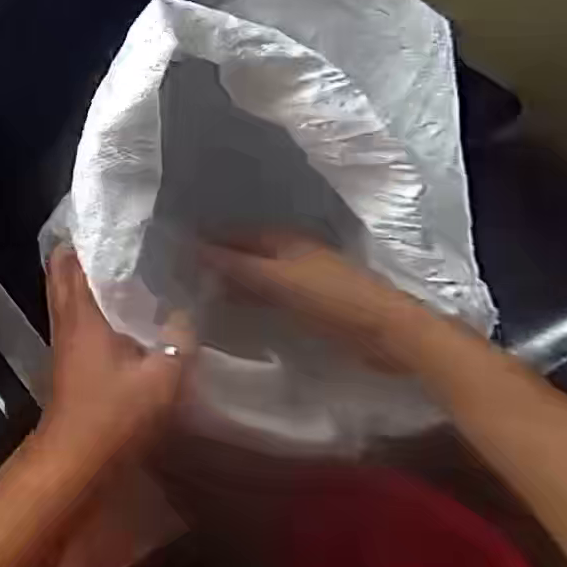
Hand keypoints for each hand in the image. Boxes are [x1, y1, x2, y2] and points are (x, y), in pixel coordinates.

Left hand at [38, 245, 192, 470]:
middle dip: (80, 250)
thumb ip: (180, 341)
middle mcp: (64, 317)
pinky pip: (71, 311)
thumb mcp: (162, 378)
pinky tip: (115, 306)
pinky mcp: (66, 354)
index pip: (70, 260)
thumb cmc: (114, 412)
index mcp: (80, 312)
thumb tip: (189, 308)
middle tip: (114, 237)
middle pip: (60, 271)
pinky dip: (86, 299)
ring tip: (117, 262)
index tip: (107, 220)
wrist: (77, 454)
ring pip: (63, 291)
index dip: (82, 237)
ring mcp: (61, 336)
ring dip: (82, 274)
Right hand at [197, 232, 440, 369]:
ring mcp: (302, 275)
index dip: (207, 241)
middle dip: (217, 261)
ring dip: (232, 281)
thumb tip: (192, 246)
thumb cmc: (329, 297)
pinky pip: (268, 292)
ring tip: (201, 292)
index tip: (176, 253)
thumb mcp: (275, 278)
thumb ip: (233, 264)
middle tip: (183, 275)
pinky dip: (249, 297)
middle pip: (244, 253)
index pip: (233, 234)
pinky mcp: (311, 300)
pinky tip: (234, 307)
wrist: (389, 331)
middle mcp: (291, 251)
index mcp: (283, 237)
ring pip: (256, 273)